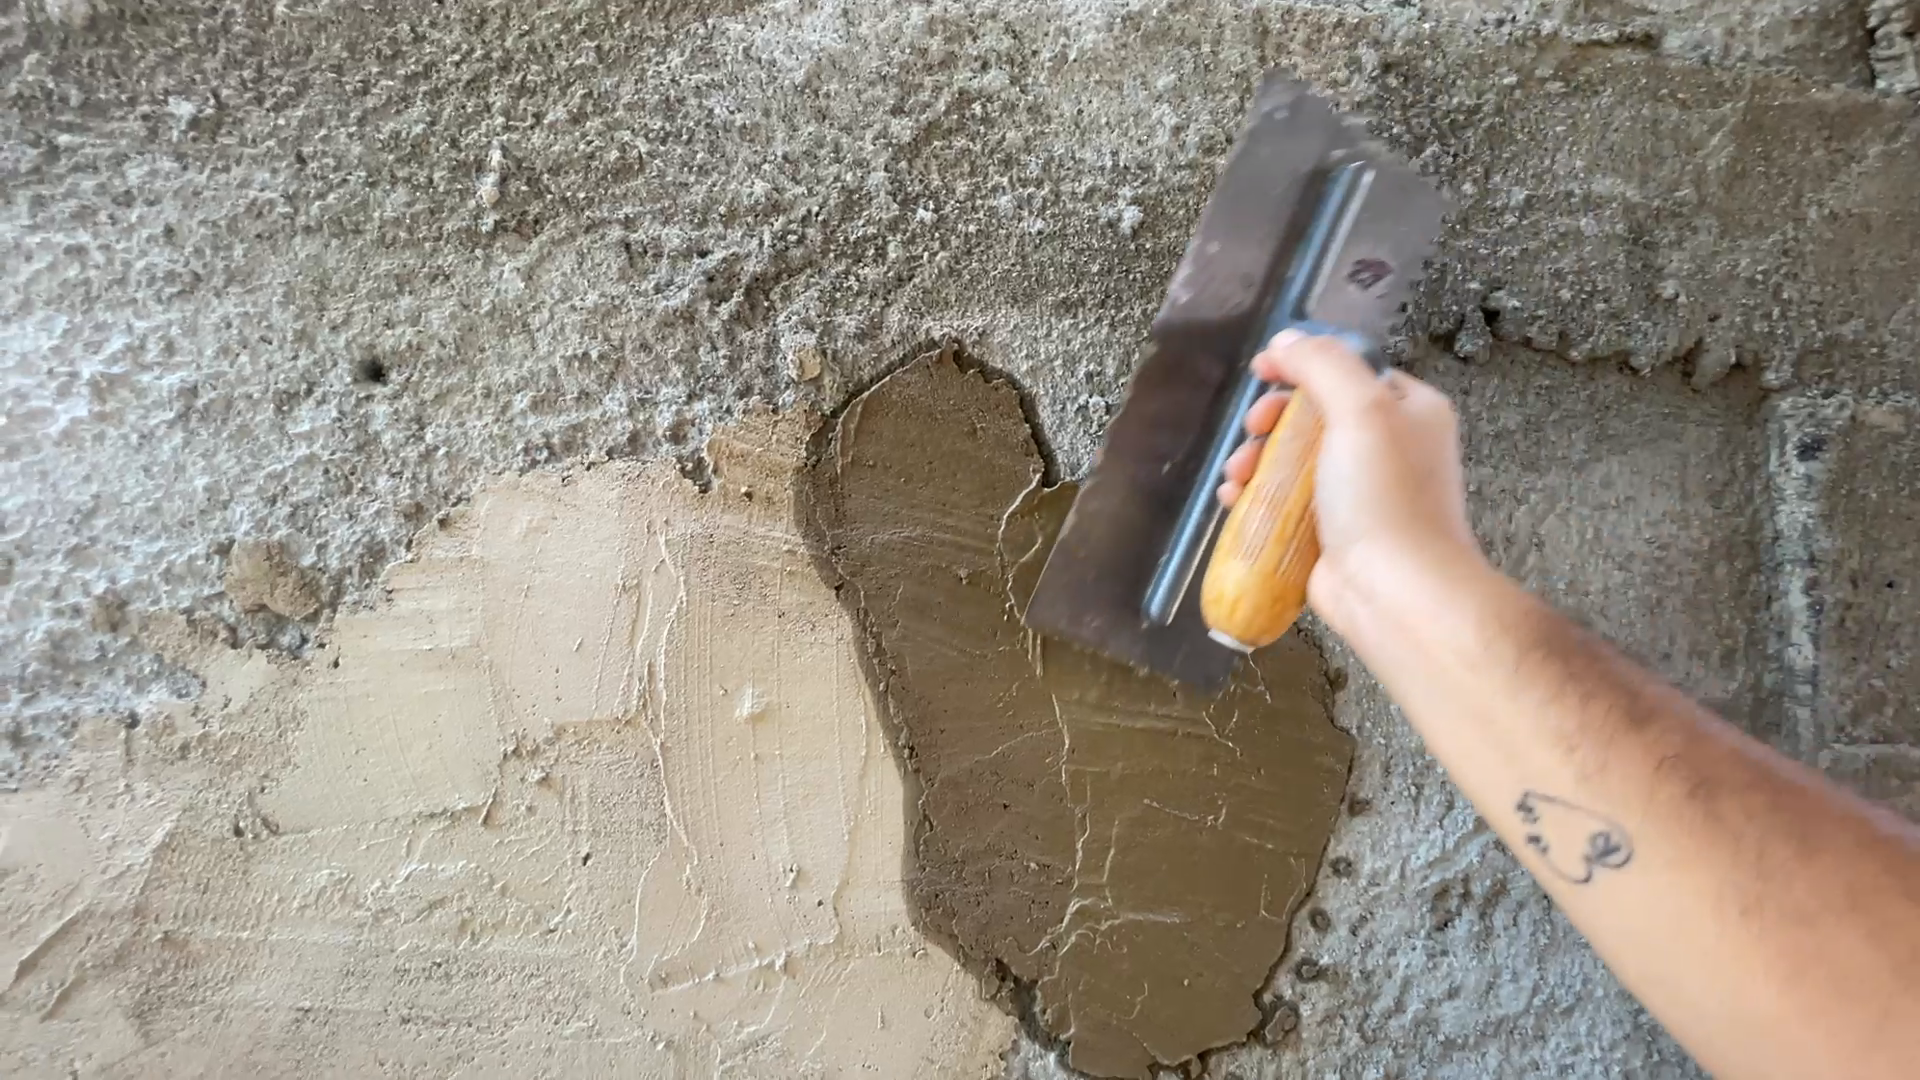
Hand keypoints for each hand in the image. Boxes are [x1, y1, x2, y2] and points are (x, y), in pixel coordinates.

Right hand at [1217, 329, 1480, 628]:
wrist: (1391, 591)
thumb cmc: (1383, 497)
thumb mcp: (1361, 412)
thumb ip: (1324, 366)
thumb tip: (1284, 339)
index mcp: (1409, 411)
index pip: (1350, 373)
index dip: (1303, 368)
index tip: (1262, 373)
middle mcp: (1386, 448)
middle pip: (1313, 416)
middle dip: (1271, 420)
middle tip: (1253, 429)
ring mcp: (1355, 493)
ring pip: (1292, 460)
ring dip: (1255, 460)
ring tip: (1236, 474)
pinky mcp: (1326, 530)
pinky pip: (1282, 500)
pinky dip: (1254, 495)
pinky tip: (1233, 499)